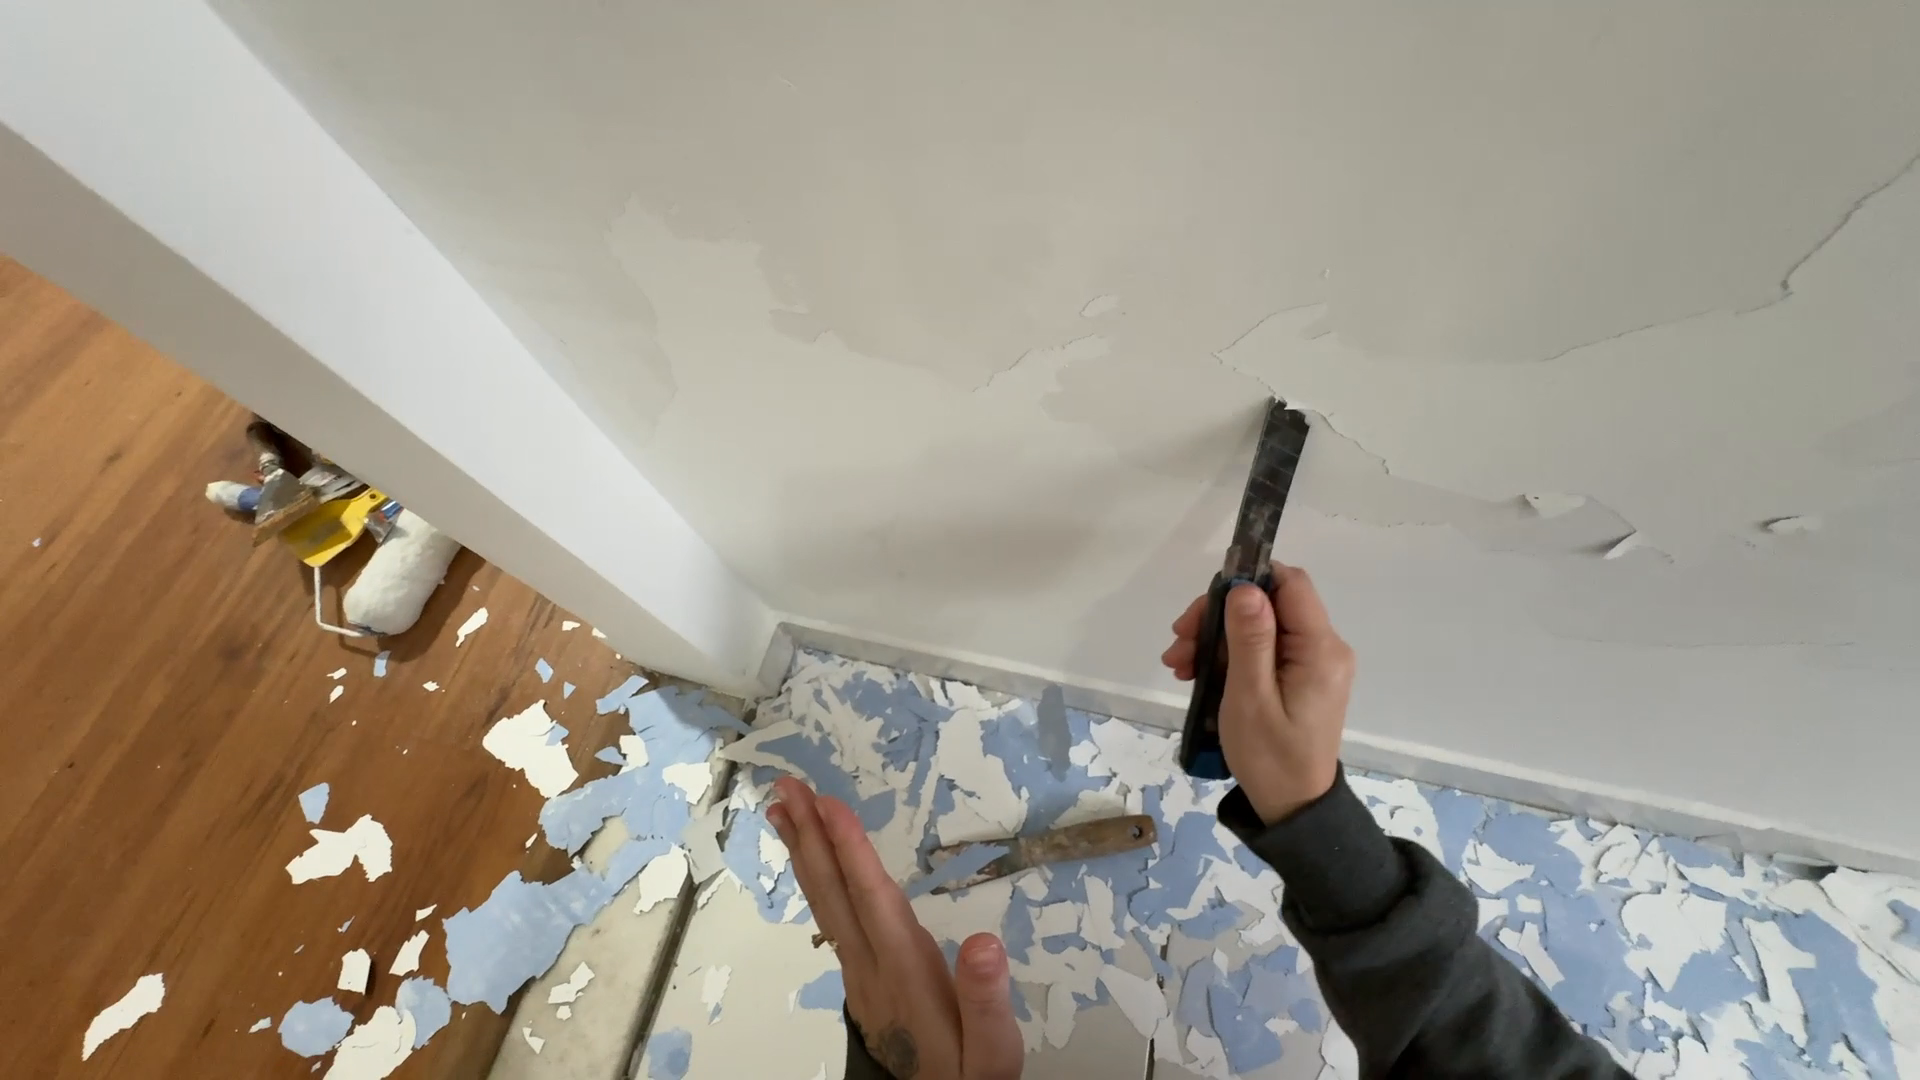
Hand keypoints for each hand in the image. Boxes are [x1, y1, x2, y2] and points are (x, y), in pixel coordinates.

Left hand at [767, 776, 1022, 1079]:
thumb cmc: (968, 1072)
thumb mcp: (990, 1051)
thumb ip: (986, 1000)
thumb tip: (985, 942)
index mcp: (904, 970)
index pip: (872, 900)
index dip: (851, 851)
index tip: (827, 805)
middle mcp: (870, 962)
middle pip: (834, 893)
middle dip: (811, 836)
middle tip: (786, 786)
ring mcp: (858, 966)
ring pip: (824, 900)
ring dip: (804, 850)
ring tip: (782, 806)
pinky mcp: (859, 968)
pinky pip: (829, 911)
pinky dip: (814, 875)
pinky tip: (809, 856)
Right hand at [1160, 563, 1353, 824]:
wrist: (1292, 809)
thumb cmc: (1269, 756)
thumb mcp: (1249, 696)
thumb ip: (1250, 638)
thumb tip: (1245, 586)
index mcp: (1319, 649)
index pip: (1290, 584)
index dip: (1247, 580)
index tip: (1205, 604)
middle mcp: (1323, 648)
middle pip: (1268, 603)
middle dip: (1218, 615)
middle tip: (1179, 641)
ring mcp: (1312, 664)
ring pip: (1259, 625)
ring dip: (1215, 637)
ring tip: (1179, 664)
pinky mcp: (1299, 678)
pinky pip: (1262, 649)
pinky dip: (1227, 655)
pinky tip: (1195, 672)